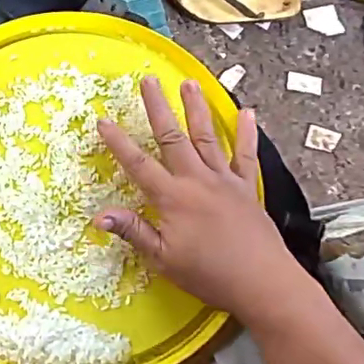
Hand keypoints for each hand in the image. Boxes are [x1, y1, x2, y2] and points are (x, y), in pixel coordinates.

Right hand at [93, 77, 317, 327]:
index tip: (104, 121)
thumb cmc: (210, 274)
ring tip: (189, 83)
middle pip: (172, 137)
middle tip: (149, 80)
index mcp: (173, 198)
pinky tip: (247, 113)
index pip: (138, 164)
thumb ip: (134, 232)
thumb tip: (100, 216)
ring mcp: (224, 181)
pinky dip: (246, 133)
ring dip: (196, 108)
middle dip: (157, 107)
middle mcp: (197, 181)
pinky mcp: (246, 188)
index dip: (118, 142)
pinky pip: (245, 155)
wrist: (263, 282)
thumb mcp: (164, 259)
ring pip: (206, 137)